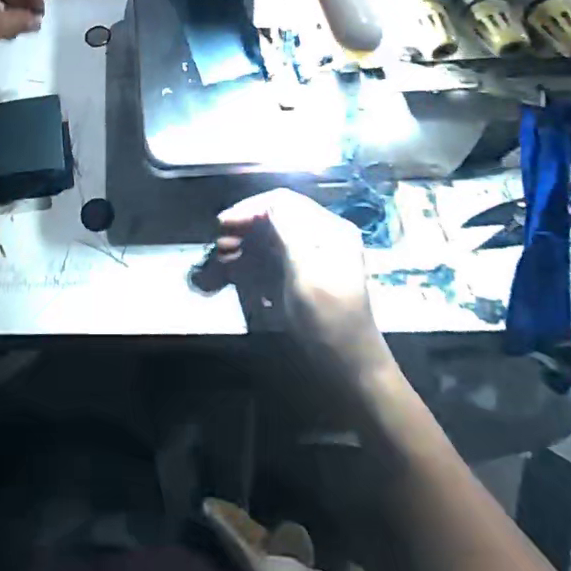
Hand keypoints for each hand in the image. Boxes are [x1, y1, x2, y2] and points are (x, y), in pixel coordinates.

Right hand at [212, 189, 392, 380]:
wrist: (349, 368)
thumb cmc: (329, 321)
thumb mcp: (308, 274)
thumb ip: (290, 234)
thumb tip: (271, 202)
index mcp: (330, 230)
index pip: (284, 202)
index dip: (251, 207)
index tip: (224, 223)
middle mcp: (324, 236)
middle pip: (277, 218)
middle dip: (246, 227)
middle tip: (220, 244)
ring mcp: (316, 256)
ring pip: (273, 237)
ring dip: (247, 244)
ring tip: (224, 257)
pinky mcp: (306, 276)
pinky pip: (276, 257)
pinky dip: (256, 261)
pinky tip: (239, 272)